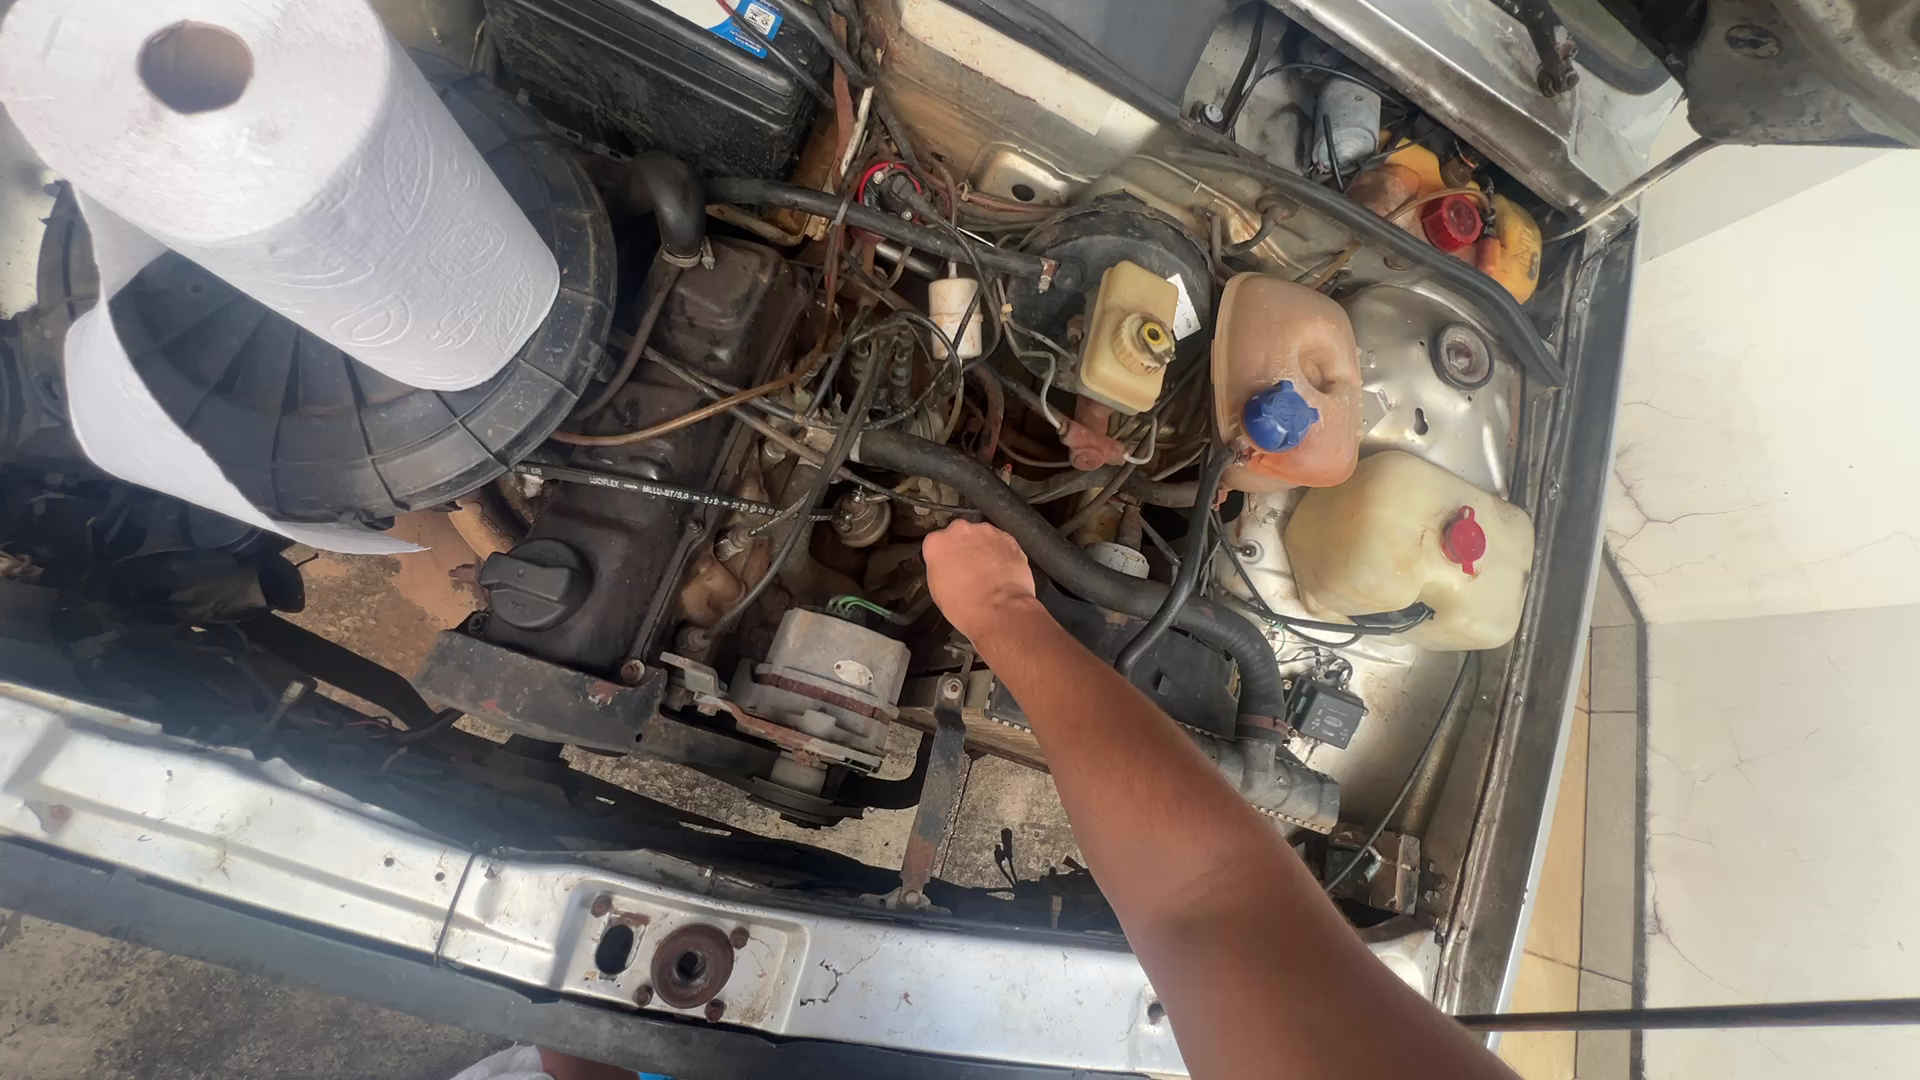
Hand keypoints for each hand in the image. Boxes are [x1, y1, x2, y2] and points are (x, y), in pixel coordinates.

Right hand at [921, 519, 1037, 640]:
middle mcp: (960, 530)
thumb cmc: (965, 605)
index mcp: (937, 542)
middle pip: (960, 535)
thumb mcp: (937, 590)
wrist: (1000, 609)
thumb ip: (939, 568)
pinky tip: (1002, 571)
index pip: (937, 544)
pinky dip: (1001, 553)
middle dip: (964, 548)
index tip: (949, 567)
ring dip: (983, 549)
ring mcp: (986, 532)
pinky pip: (1001, 543)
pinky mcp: (1008, 538)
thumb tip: (948, 566)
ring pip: (982, 537)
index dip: (944, 557)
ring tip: (989, 572)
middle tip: (969, 569)